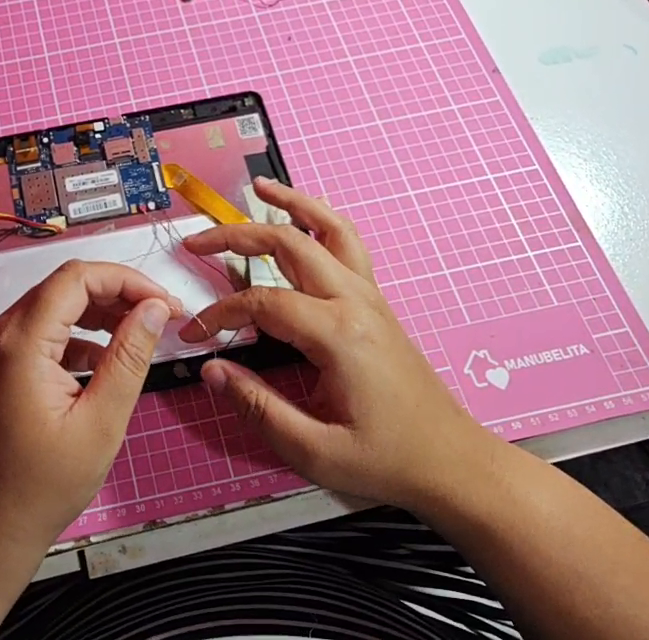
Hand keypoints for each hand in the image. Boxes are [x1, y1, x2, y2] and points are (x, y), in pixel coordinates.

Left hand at [0, 261, 178, 588]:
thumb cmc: (43, 487)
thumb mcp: (100, 424)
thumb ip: (129, 358)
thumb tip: (154, 308)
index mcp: (22, 341)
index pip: (78, 277)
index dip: (128, 280)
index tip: (166, 304)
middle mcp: (1, 332)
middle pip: (65, 286)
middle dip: (118, 294)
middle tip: (162, 318)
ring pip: (54, 306)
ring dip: (99, 313)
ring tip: (142, 335)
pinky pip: (41, 332)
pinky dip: (77, 336)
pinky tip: (105, 361)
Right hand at [179, 177, 497, 508]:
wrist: (452, 461)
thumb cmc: (389, 459)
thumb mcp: (316, 451)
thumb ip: (258, 407)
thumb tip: (212, 371)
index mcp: (338, 334)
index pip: (262, 302)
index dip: (220, 314)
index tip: (196, 334)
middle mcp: (355, 301)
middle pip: (289, 244)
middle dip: (237, 237)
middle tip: (198, 243)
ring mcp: (369, 296)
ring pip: (328, 228)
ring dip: (292, 203)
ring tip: (261, 187)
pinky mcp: (375, 302)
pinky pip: (346, 244)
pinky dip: (319, 220)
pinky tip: (301, 219)